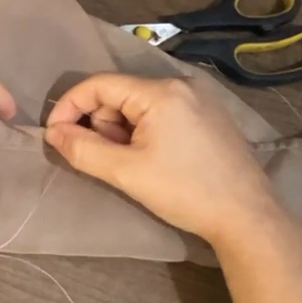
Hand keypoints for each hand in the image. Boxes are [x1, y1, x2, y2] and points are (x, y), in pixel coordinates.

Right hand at [44, 74, 297, 255]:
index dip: (69, 107)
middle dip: (101, 125)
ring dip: (122, 132)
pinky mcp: (208, 116)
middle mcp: (180, 85)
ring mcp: (198, 99)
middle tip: (109, 161)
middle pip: (118, 95)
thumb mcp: (126, 172)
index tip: (55, 136)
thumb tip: (53, 133)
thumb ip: (83, 149)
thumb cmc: (185, 191)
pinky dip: (144, 133)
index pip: (98, 85)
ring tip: (133, 165)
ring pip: (138, 106)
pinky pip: (161, 113)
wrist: (248, 217)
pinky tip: (154, 161)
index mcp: (160, 92)